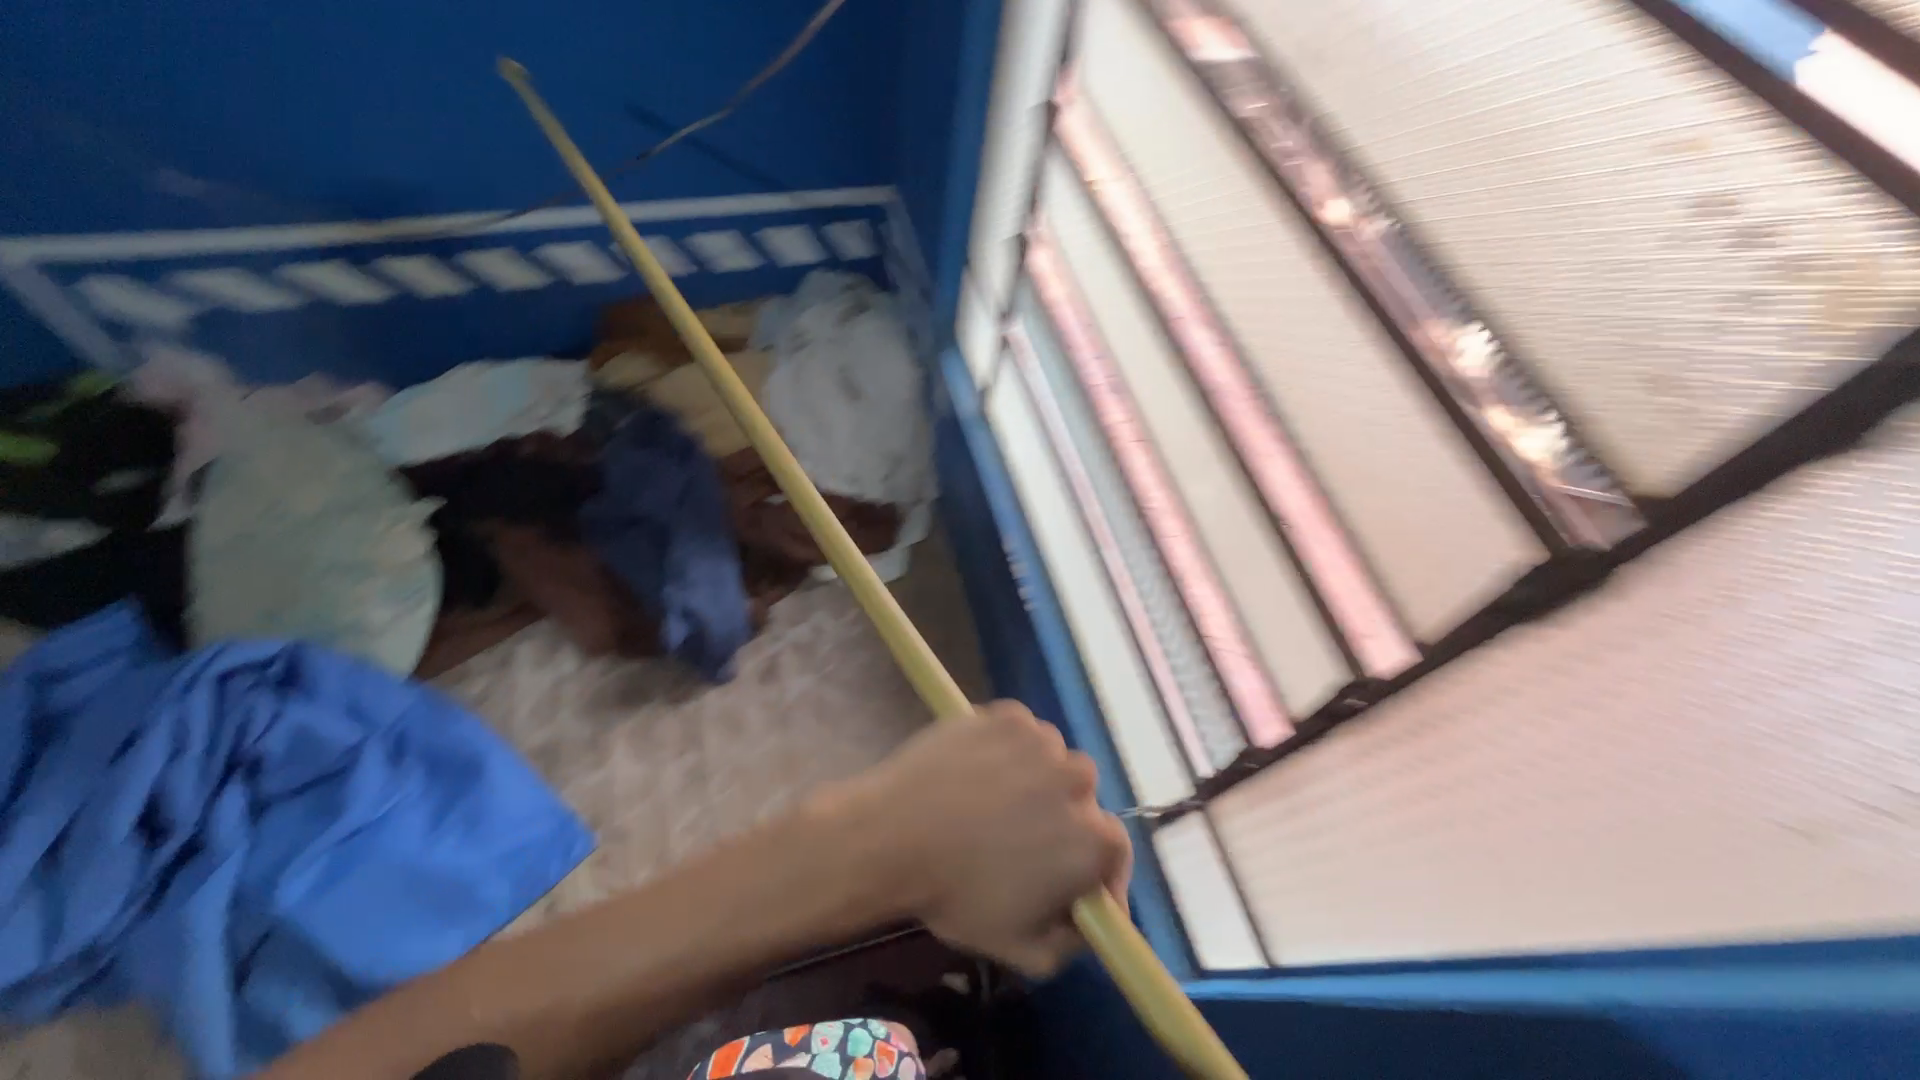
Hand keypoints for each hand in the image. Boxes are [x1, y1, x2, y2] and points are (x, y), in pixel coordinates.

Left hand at [816, 701, 1132, 975]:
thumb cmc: (956, 897)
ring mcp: (1043, 742)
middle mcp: (1080, 783)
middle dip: (1060, 819)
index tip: (1066, 879)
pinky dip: (1007, 747)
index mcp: (1094, 840)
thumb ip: (1070, 945)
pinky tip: (976, 768)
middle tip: (1018, 836)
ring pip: (1051, 761)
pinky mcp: (1008, 715)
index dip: (1093, 868)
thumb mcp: (1021, 951)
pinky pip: (1021, 733)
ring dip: (1034, 778)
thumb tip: (1086, 922)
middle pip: (1082, 801)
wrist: (890, 837)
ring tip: (991, 798)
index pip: (1113, 852)